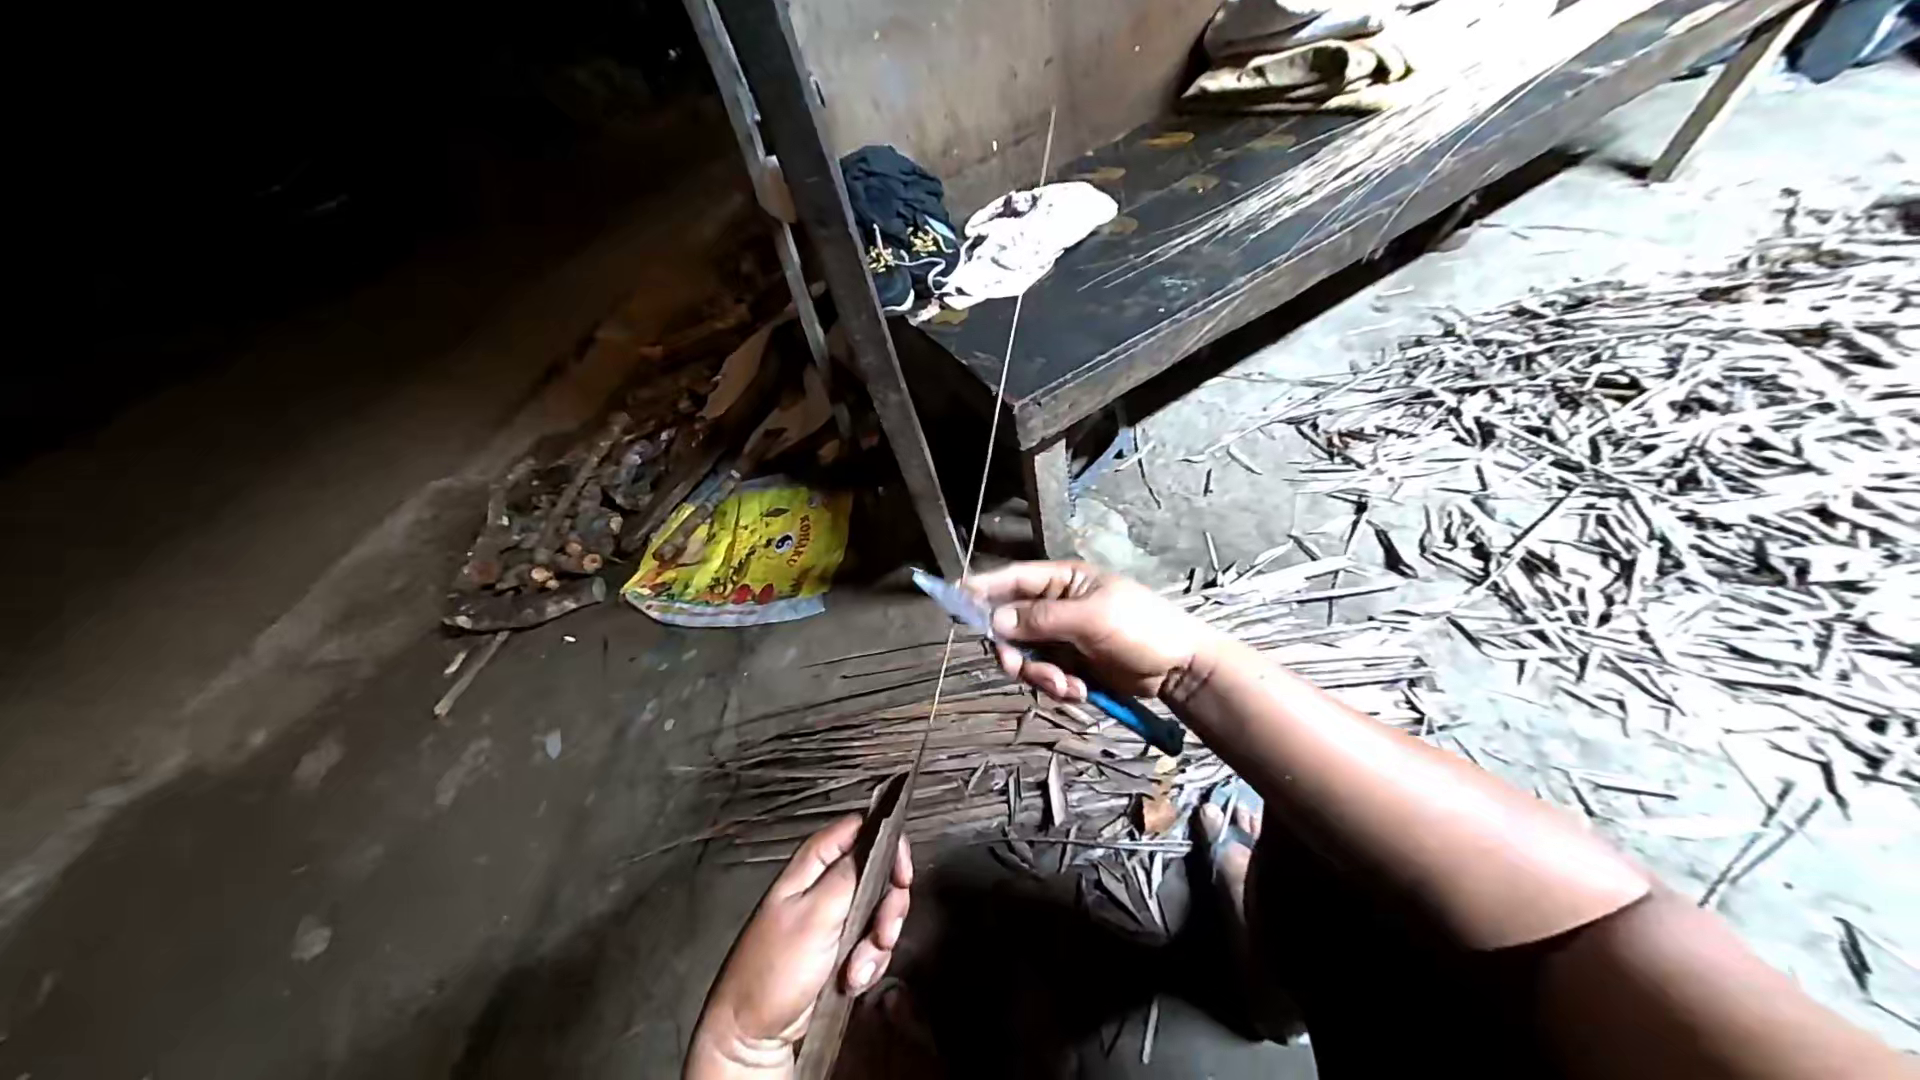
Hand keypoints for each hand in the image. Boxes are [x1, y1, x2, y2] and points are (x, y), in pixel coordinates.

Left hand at [688, 815, 911, 1077]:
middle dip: (887, 906)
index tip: (900, 874)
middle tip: (882, 931)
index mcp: (814, 862)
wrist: (756, 1032)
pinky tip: (853, 978)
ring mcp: (836, 913)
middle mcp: (827, 882)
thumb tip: (875, 837)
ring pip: (881, 908)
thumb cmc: (772, 970)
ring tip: (858, 967)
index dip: (888, 845)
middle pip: (880, 871)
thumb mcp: (814, 915)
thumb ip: (848, 874)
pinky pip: (875, 940)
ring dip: (878, 942)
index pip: (861, 829)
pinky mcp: (843, 943)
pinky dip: (871, 962)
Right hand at [963, 561, 1225, 704]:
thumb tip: (995, 620)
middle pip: (1011, 624)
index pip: (1014, 579)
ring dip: (1040, 675)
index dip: (983, 587)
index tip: (954, 598)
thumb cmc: (1141, 628)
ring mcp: (1062, 636)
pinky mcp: (1070, 664)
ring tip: (1067, 686)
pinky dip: (1057, 686)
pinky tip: (1081, 690)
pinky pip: (1045, 675)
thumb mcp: (1091, 619)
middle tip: (1019, 668)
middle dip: (1014, 650)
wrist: (1180, 669)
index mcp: (1063, 581)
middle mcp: (1056, 606)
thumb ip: (1041, 619)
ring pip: (1026, 655)